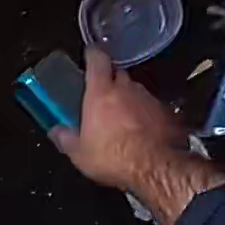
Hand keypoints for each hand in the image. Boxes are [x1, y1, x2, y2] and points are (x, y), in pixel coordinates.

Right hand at [50, 48, 224, 224]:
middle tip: (101, 96)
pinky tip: (141, 132)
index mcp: (101, 94)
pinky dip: (145, 115)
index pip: (97, 61)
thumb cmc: (113, 157)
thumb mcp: (78, 153)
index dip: (93, 55)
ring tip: (121, 119)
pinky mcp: (168, 114)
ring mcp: (150, 100)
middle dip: (110, 81)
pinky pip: (153, 108)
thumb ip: (65, 138)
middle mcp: (128, 90)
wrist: (155, 169)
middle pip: (119, 75)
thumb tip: (56, 131)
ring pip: (137, 92)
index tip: (90, 54)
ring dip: (129, 100)